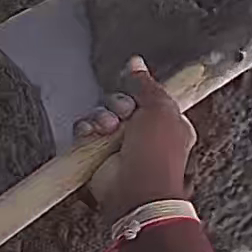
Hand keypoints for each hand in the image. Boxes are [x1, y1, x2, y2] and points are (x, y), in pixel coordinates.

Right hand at [74, 56, 195, 221]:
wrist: (135, 189)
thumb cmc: (158, 153)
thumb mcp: (160, 109)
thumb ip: (146, 84)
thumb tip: (135, 62)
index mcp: (166, 122)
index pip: (147, 96)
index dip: (139, 91)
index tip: (136, 93)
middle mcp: (142, 133)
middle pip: (121, 103)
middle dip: (119, 105)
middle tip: (123, 114)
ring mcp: (118, 145)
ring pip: (101, 115)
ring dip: (102, 117)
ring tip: (108, 129)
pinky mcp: (96, 155)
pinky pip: (85, 131)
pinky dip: (86, 130)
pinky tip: (91, 134)